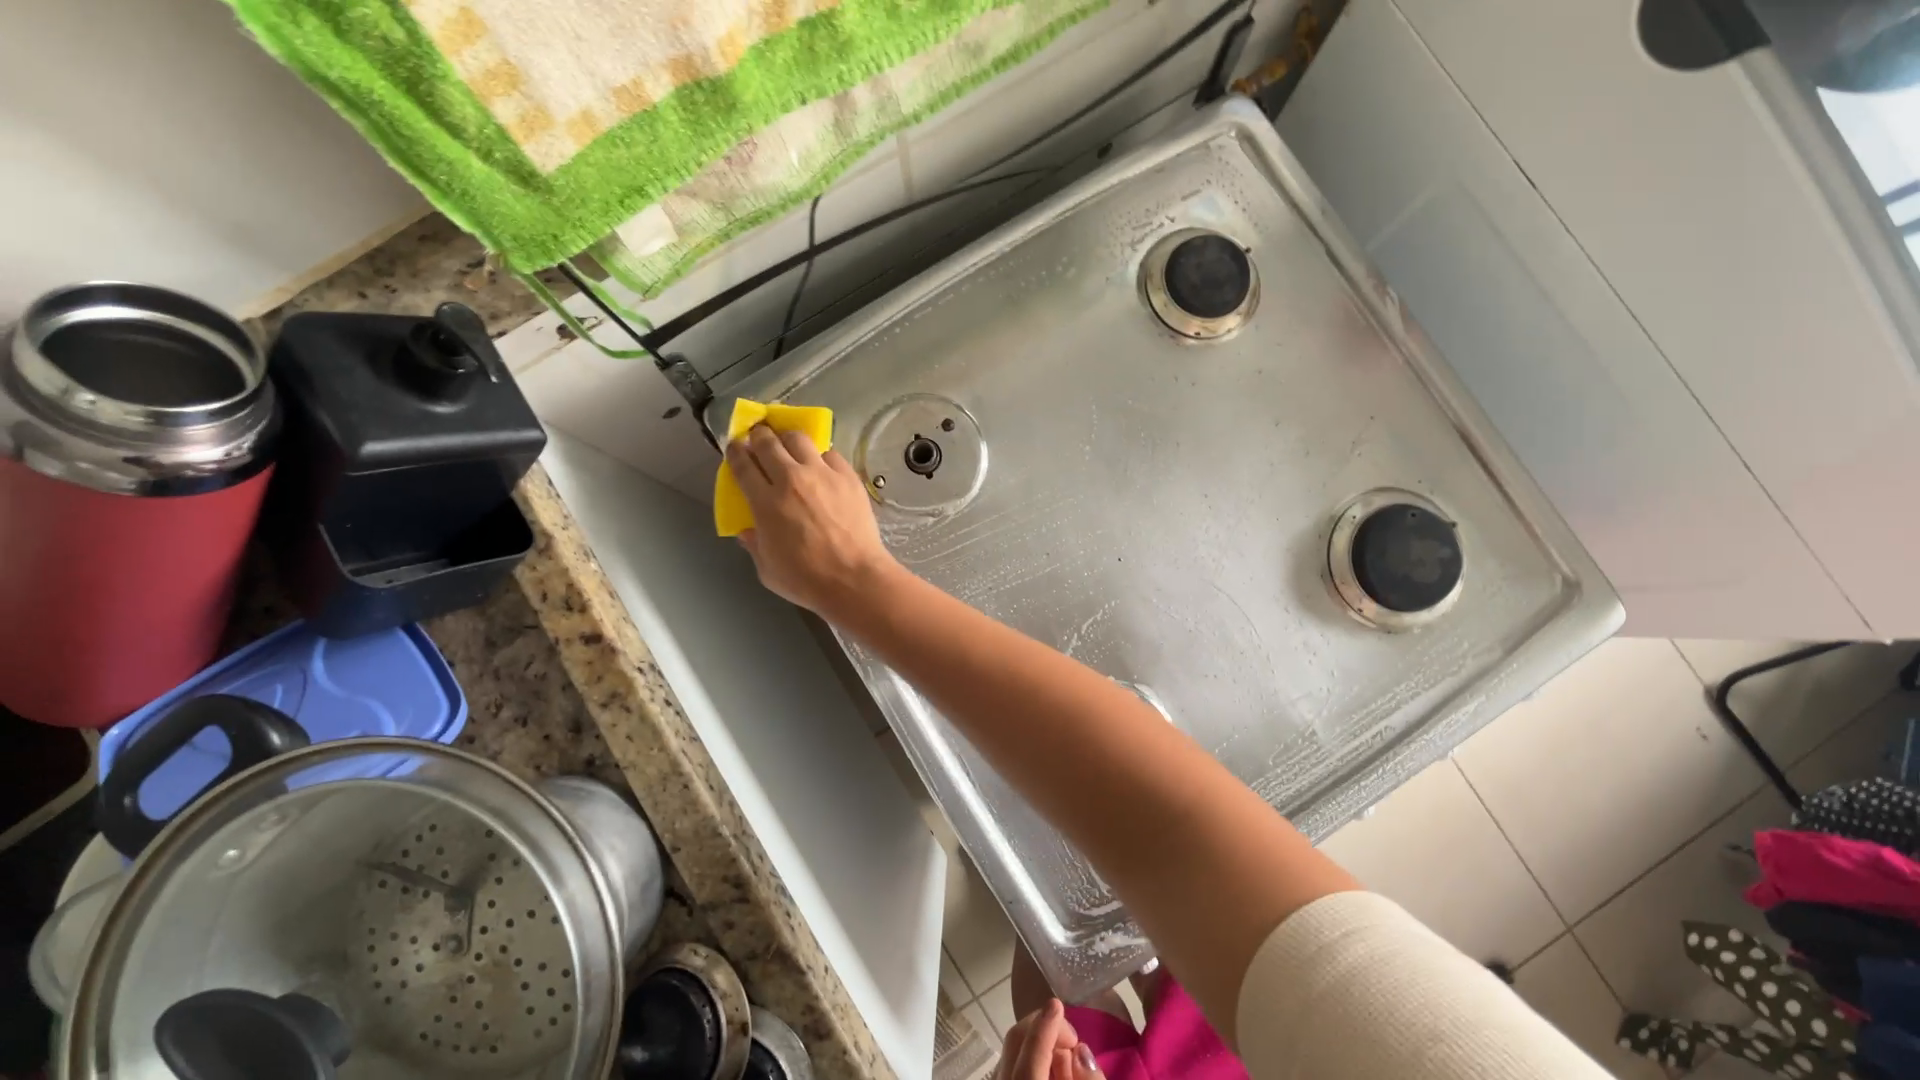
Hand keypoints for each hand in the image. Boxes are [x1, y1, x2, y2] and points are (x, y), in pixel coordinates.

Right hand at [727, 424, 901, 617]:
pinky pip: (830, 453)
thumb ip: (755, 545)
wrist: (854, 578)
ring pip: (798, 439)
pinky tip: (821, 466)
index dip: (735, 452)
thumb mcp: (767, 569)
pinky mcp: (848, 477)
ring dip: (788, 439)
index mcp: (765, 503)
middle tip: (758, 438)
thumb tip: (748, 531)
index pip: (743, 465)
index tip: (734, 446)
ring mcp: (822, 474)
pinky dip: (820, 456)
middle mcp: (791, 480)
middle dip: (758, 436)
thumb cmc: (807, 580)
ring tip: (788, 445)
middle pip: (767, 443)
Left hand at [993, 1000, 1099, 1079]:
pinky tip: (1051, 1069)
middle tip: (1071, 1039)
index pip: (1033, 1050)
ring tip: (1065, 1058)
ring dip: (1037, 1042)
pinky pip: (1009, 1061)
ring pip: (1011, 1048)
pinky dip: (1028, 1055)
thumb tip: (1081, 1051)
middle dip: (1043, 1027)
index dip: (1047, 1025)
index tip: (1058, 1004)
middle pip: (1015, 1038)